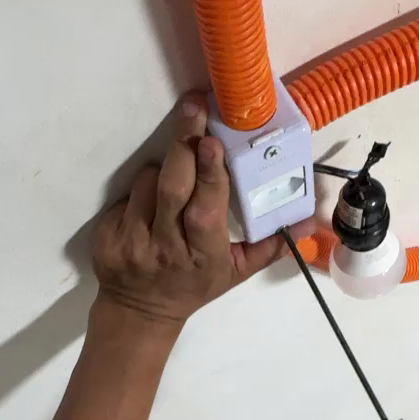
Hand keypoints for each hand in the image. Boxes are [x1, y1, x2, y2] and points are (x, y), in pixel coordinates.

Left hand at [91, 94, 287, 327]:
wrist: (139, 310)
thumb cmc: (194, 286)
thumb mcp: (235, 273)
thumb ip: (270, 246)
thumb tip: (310, 221)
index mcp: (203, 255)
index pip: (205, 209)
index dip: (208, 174)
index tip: (212, 142)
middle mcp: (166, 247)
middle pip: (173, 187)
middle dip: (184, 143)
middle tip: (193, 108)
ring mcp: (132, 241)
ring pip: (148, 182)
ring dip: (162, 169)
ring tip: (173, 176)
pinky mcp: (107, 234)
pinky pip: (127, 195)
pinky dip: (141, 191)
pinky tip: (148, 205)